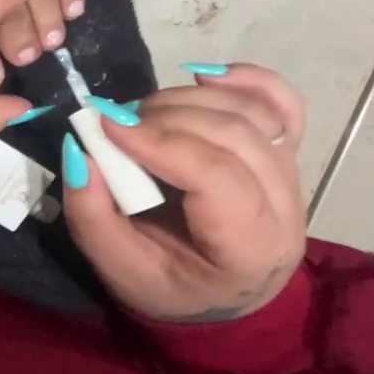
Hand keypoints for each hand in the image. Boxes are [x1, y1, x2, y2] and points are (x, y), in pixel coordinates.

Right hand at [62, 64, 307, 322]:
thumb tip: (80, 151)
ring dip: (188, 100)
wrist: (215, 297)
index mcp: (249, 249)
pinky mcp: (286, 153)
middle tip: (114, 123)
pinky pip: (281, 103)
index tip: (106, 123)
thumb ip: (92, 215)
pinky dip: (245, 80)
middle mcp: (287, 209)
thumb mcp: (116, 267)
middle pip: (237, 136)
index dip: (161, 142)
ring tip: (141, 114)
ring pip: (254, 113)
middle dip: (166, 117)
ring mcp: (292, 176)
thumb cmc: (165, 284)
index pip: (217, 177)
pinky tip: (202, 76)